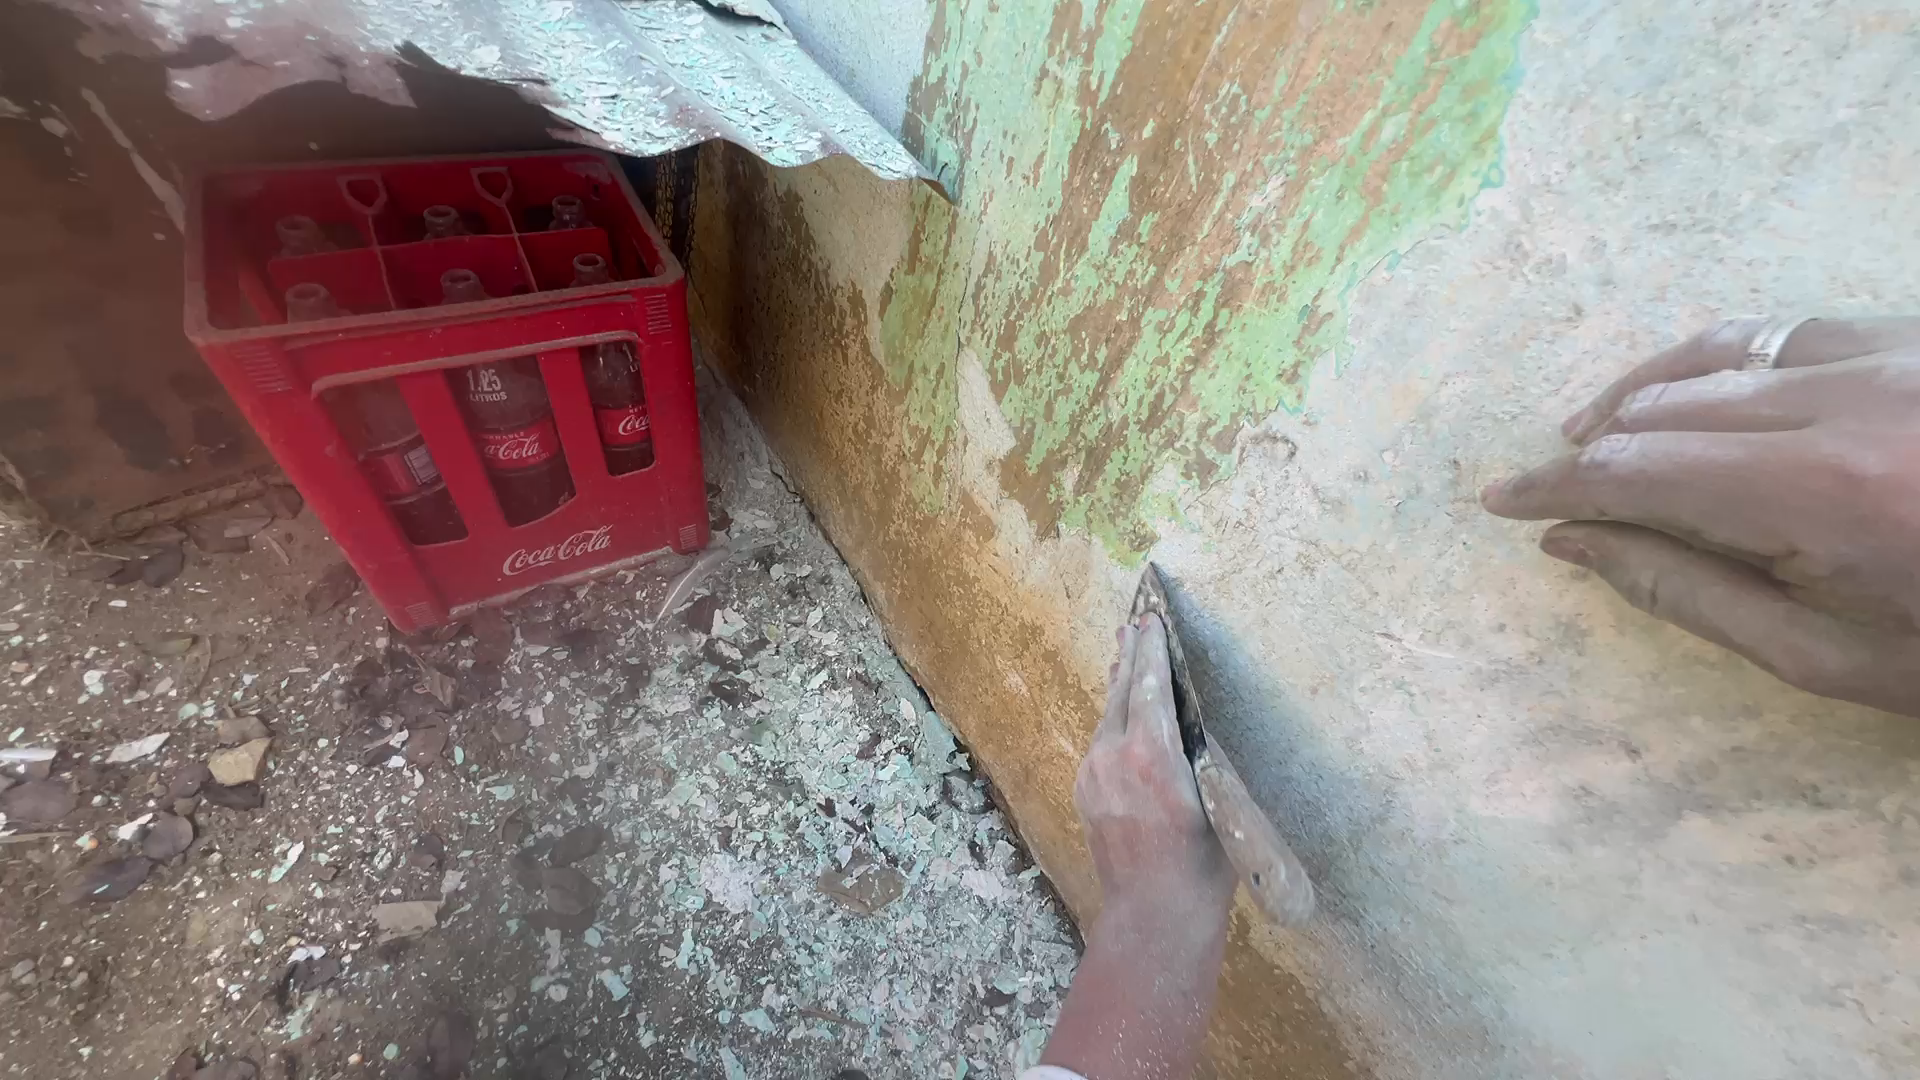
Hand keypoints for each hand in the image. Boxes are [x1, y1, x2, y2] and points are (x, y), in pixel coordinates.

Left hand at [1074, 613, 1233, 919]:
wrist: (1152, 914)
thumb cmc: (1203, 865)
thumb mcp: (1217, 802)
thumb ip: (1197, 755)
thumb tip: (1184, 719)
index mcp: (1151, 753)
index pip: (1148, 685)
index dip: (1151, 648)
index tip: (1150, 619)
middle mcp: (1113, 754)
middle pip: (1120, 692)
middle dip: (1128, 655)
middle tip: (1132, 623)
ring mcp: (1091, 772)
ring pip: (1106, 717)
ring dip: (1118, 687)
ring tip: (1124, 658)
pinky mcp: (1083, 788)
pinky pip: (1100, 743)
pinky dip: (1112, 721)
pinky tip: (1119, 717)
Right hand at [1482, 316, 1919, 715]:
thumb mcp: (1823, 654)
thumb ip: (1678, 589)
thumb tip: (1569, 542)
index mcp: (1818, 493)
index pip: (1627, 473)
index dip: (1549, 487)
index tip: (1500, 502)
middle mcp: (1852, 402)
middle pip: (1659, 412)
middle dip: (1586, 453)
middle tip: (1551, 489)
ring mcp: (1901, 358)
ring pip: (1714, 357)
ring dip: (1636, 399)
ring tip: (1596, 431)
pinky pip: (1788, 330)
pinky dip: (1713, 362)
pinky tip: (1693, 392)